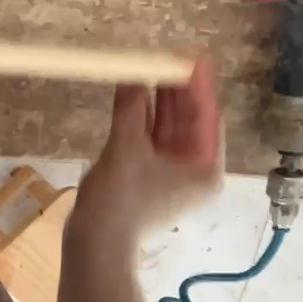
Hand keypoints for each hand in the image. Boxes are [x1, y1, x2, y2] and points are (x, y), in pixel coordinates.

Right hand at [72, 59, 222, 242]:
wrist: (96, 242)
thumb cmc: (120, 200)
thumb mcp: (125, 149)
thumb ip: (130, 110)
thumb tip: (132, 76)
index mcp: (205, 169)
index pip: (206, 118)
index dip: (197, 87)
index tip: (192, 58)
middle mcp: (194, 171)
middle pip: (188, 123)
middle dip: (176, 93)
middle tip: (167, 60)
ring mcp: (170, 176)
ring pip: (166, 131)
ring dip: (156, 104)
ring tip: (147, 71)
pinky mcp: (147, 179)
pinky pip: (150, 142)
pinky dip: (141, 122)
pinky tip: (132, 98)